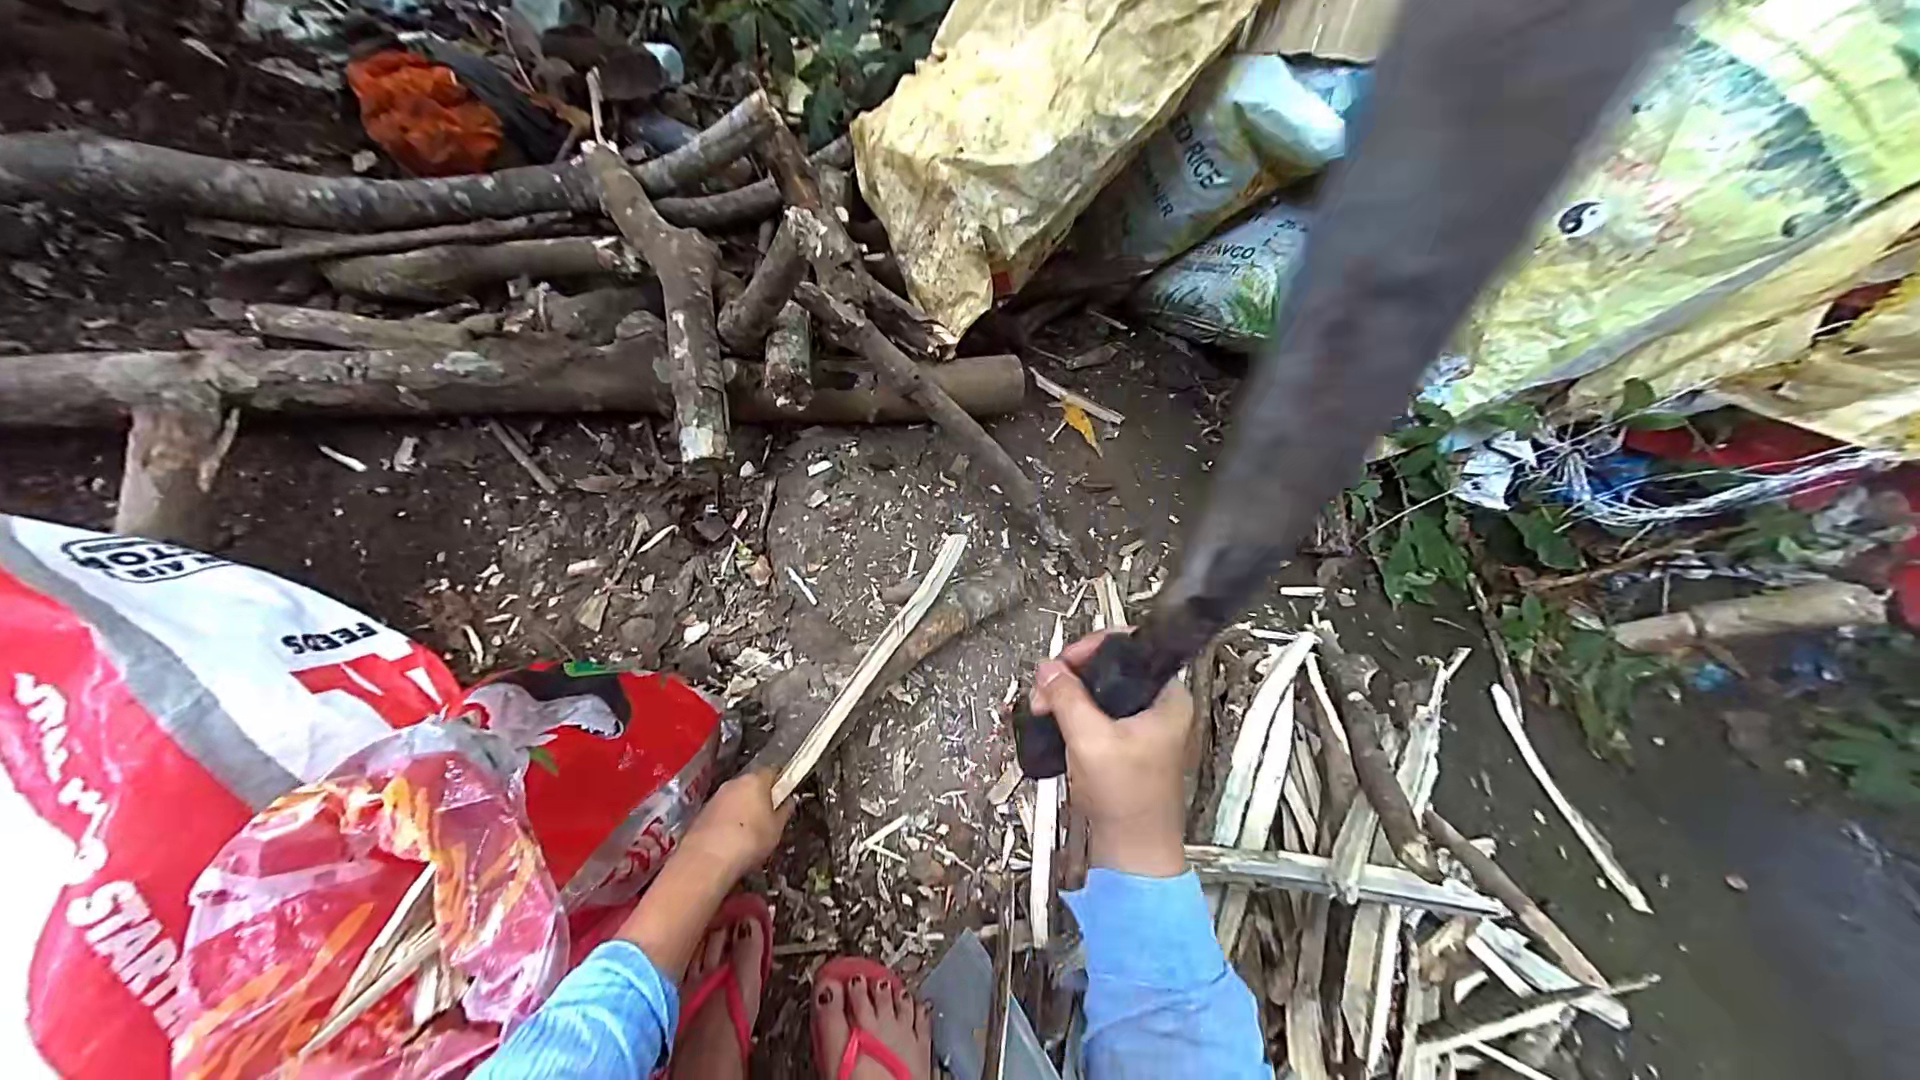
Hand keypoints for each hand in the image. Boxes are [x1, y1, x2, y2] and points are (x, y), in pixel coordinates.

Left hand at [676, 768, 794, 880]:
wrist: (706, 862)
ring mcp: (715, 798)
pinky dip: (726, 822)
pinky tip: (729, 842)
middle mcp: (733, 783)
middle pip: (751, 785)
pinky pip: (720, 813)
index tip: (783, 797)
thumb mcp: (776, 829)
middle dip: (759, 798)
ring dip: (741, 811)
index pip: (772, 771)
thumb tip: (788, 801)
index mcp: (755, 780)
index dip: (780, 783)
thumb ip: (784, 811)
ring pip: (734, 799)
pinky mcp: (701, 814)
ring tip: (747, 835)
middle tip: (767, 819)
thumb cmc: (749, 841)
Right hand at [1030, 631, 1191, 876]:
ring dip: (1066, 694)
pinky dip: (1072, 712)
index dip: (1091, 647)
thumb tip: (1047, 669)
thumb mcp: (1090, 739)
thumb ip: (1067, 697)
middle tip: (1045, 691)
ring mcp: (1141, 723)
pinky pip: (1094, 710)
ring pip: (1097, 689)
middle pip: (1107, 666)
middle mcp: (1158, 704)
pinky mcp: (1124, 740)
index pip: (1128, 646)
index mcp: (1166, 696)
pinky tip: (1053, 719)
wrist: (1131, 851)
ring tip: (1043, 707)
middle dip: (1070, 675)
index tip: (1062, 663)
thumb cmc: (1125, 798)